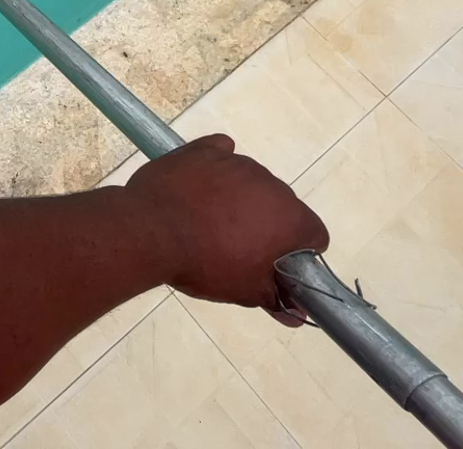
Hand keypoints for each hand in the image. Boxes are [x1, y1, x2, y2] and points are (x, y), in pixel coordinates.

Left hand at [125, 133, 328, 310]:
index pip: (313, 233)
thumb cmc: (203, 262)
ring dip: (240, 195)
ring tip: (210, 216)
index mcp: (289, 216)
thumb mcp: (245, 290)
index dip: (297, 251)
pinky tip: (203, 181)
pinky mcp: (199, 149)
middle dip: (267, 223)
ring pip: (249, 180)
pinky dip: (215, 165)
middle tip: (238, 243)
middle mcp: (267, 181)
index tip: (274, 262)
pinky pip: (218, 152)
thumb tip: (294, 313)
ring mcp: (231, 161)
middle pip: (280, 204)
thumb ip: (276, 297)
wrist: (148, 230)